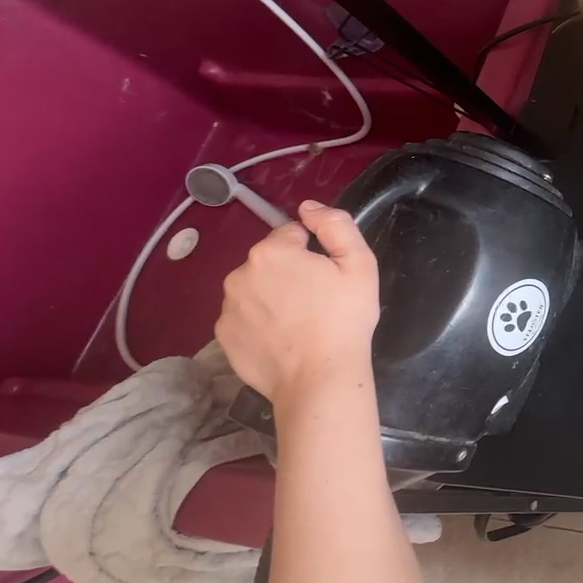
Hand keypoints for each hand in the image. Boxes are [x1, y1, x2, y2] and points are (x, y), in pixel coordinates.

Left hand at [216, 200, 379, 413]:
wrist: (318, 375)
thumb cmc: (345, 316)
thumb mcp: (360, 264)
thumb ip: (337, 226)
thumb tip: (310, 207)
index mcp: (272, 252)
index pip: (294, 233)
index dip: (318, 250)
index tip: (332, 274)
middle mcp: (239, 274)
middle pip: (272, 261)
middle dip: (293, 271)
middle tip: (322, 297)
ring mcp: (227, 307)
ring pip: (257, 288)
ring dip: (276, 295)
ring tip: (303, 320)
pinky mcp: (223, 336)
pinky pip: (245, 316)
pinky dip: (262, 321)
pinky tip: (285, 337)